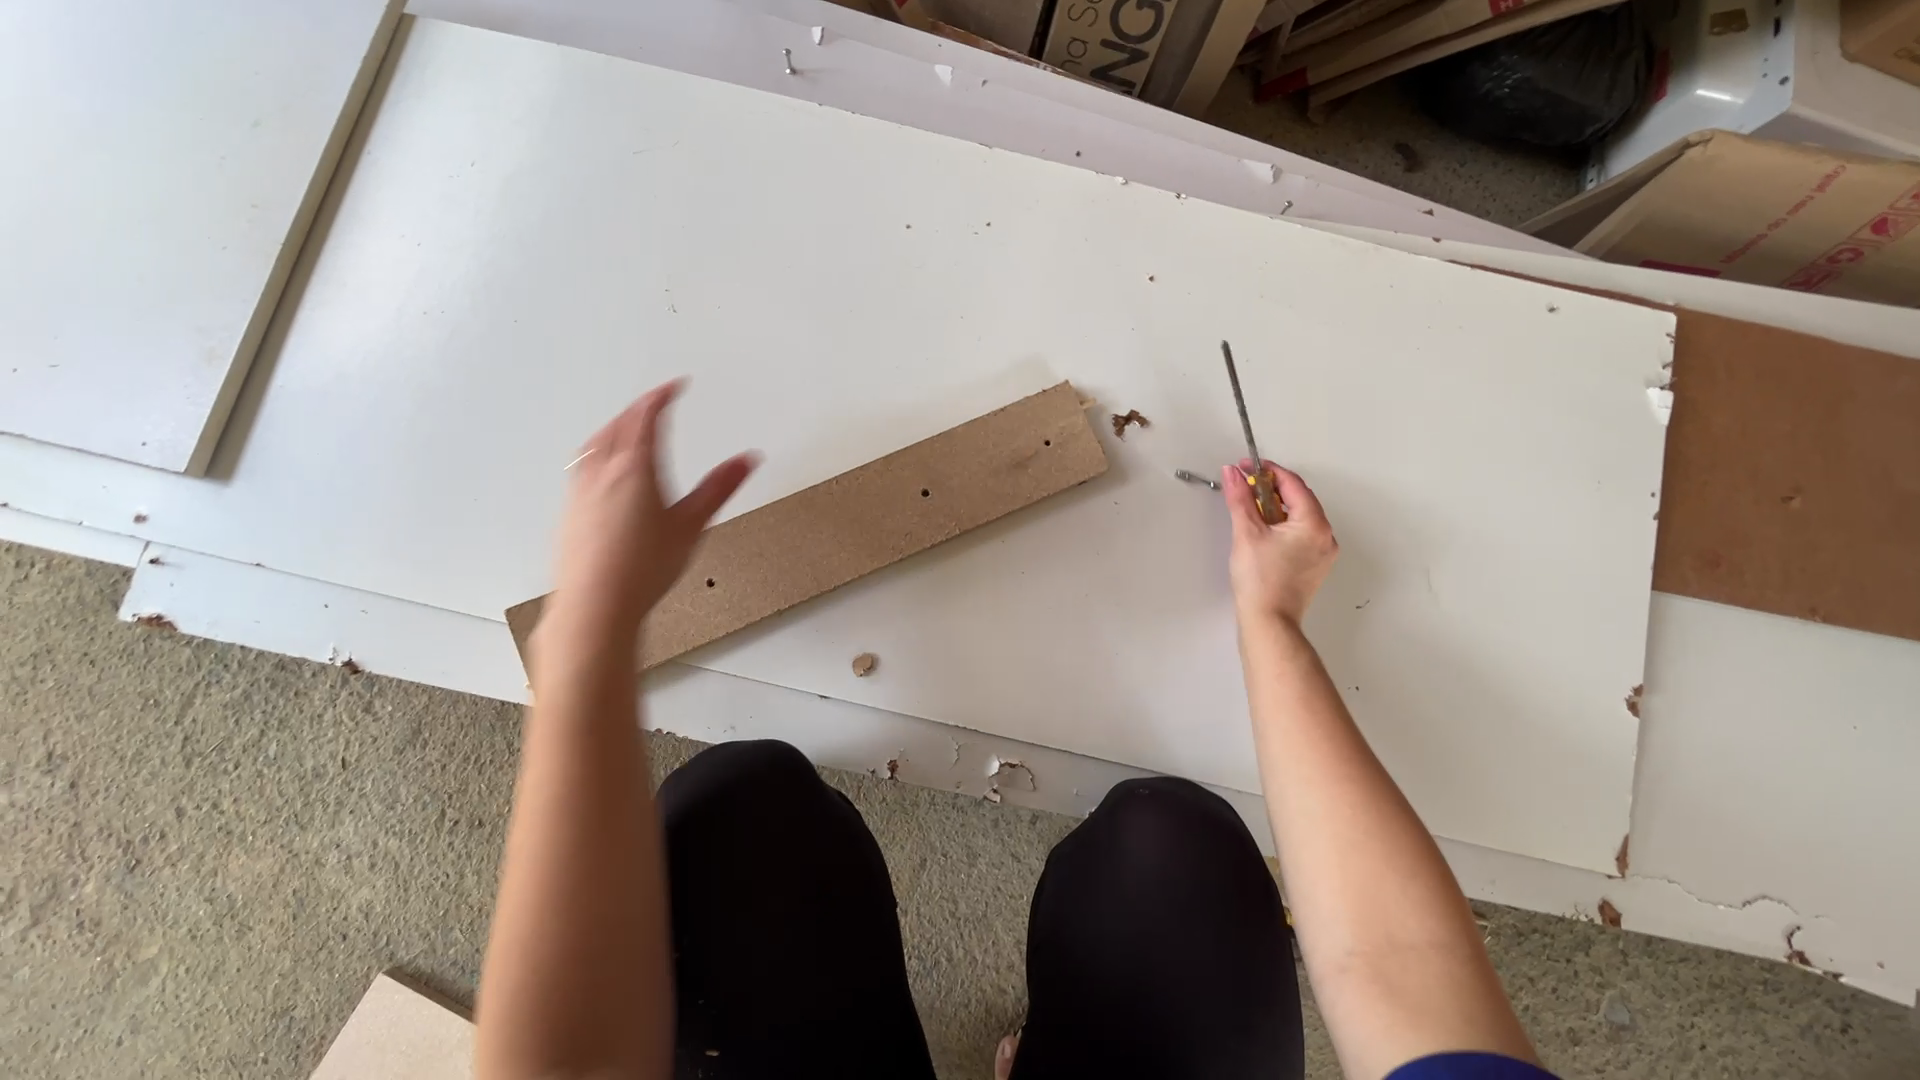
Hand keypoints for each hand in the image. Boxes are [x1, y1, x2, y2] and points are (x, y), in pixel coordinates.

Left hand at [546, 380, 755, 648]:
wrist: (596, 604)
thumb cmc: (641, 569)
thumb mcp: (692, 525)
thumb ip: (719, 488)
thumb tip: (746, 460)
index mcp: (634, 467)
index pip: (647, 417)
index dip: (662, 397)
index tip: (674, 387)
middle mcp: (601, 472)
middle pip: (618, 425)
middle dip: (637, 408)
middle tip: (653, 401)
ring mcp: (580, 492)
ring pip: (594, 444)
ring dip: (613, 426)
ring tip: (623, 425)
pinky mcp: (569, 513)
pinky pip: (581, 466)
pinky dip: (595, 452)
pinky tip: (599, 468)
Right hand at [1222, 459, 1336, 626]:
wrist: (1268, 622)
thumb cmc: (1260, 581)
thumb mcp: (1246, 532)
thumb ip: (1240, 497)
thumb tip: (1233, 472)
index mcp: (1314, 524)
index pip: (1292, 484)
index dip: (1267, 471)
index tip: (1246, 466)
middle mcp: (1325, 536)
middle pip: (1299, 499)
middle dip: (1270, 489)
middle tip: (1244, 484)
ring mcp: (1322, 553)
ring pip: (1299, 518)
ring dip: (1275, 507)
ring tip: (1249, 508)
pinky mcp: (1313, 566)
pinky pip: (1300, 535)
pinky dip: (1281, 526)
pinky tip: (1262, 531)